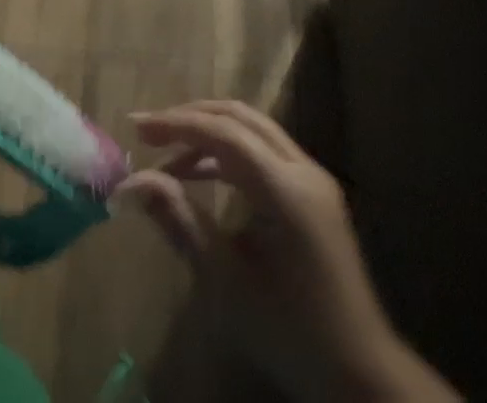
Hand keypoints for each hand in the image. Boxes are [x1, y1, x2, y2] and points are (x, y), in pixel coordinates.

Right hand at [118, 101, 457, 401]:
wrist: (356, 368)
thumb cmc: (286, 328)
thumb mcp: (223, 277)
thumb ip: (178, 220)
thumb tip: (129, 183)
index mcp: (287, 191)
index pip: (225, 134)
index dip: (176, 124)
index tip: (134, 128)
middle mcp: (305, 172)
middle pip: (242, 119)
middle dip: (191, 117)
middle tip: (146, 130)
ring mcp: (314, 181)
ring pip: (255, 132)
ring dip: (208, 133)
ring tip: (164, 154)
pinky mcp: (313, 195)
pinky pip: (265, 154)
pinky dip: (228, 153)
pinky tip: (197, 175)